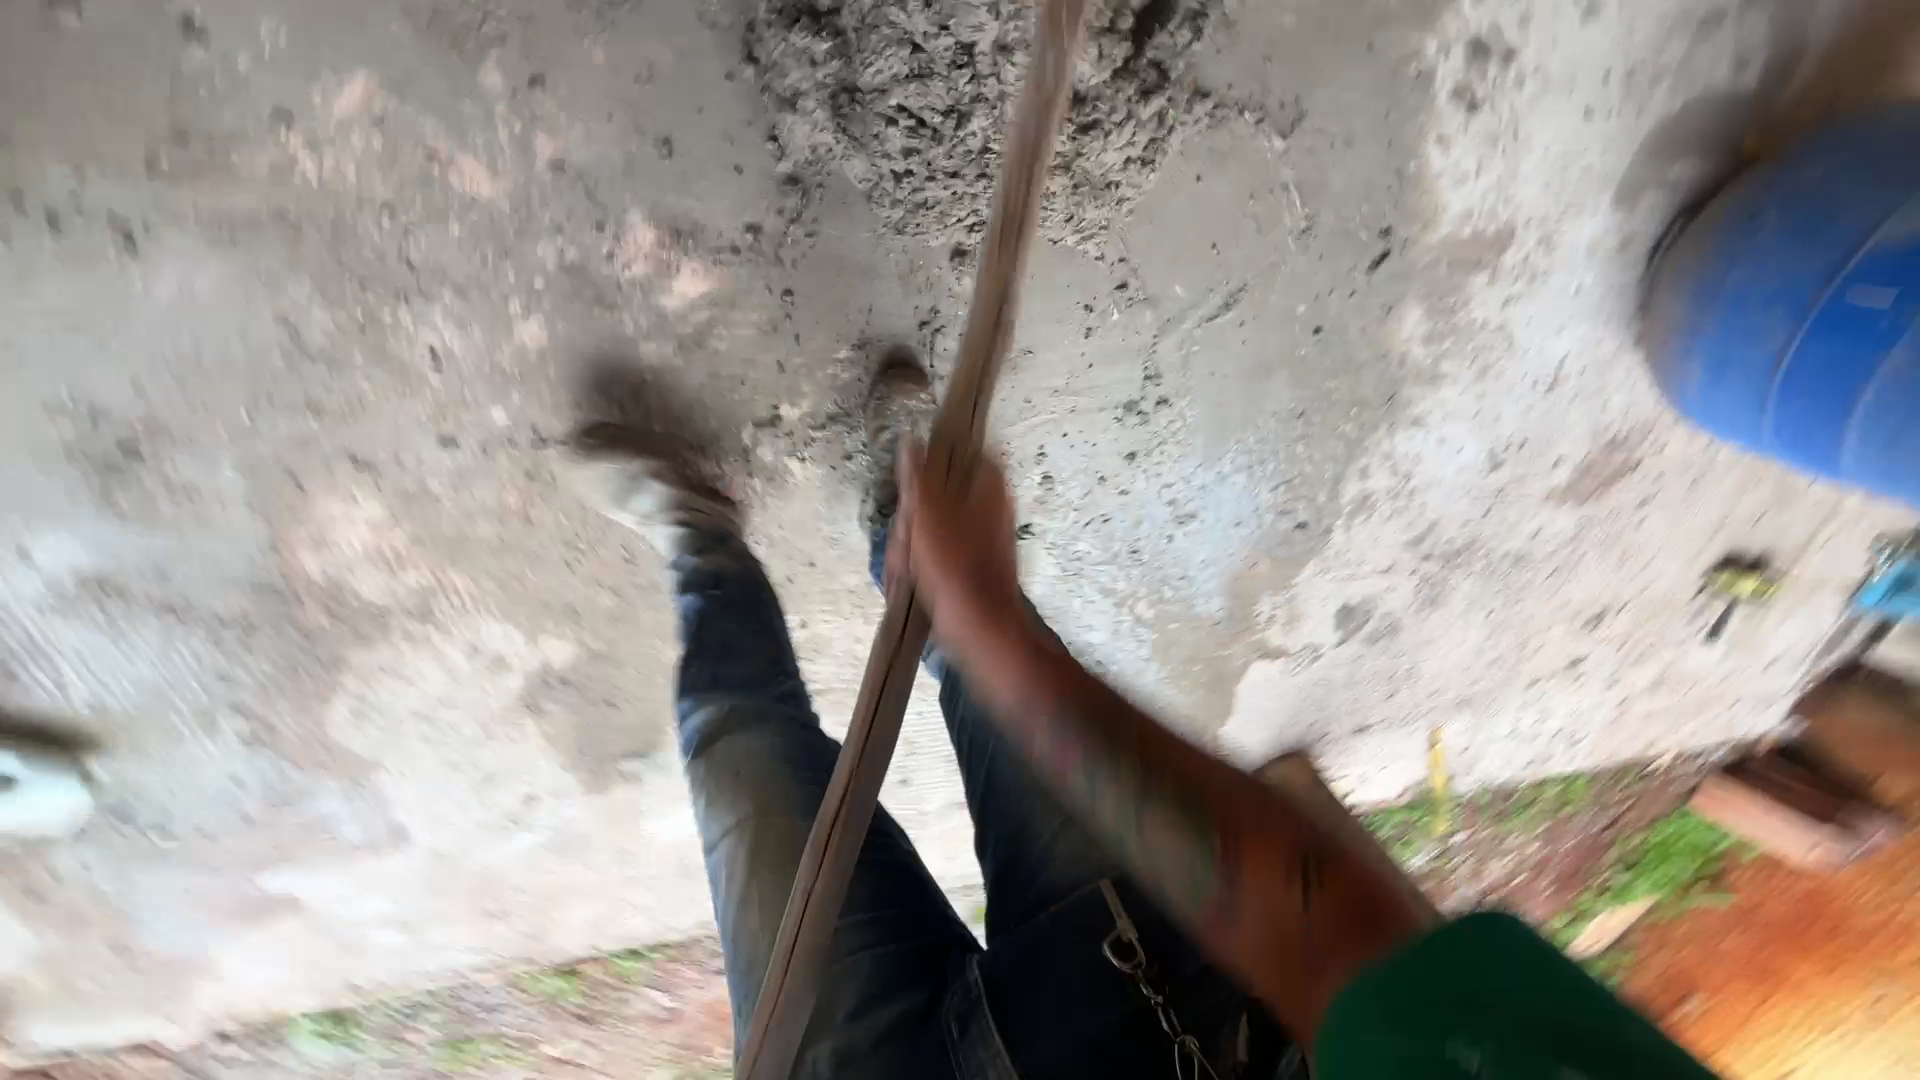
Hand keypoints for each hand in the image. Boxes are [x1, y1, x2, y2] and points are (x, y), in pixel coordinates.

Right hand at [887, 435, 1023, 639]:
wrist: (978, 628)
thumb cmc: (953, 566)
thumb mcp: (926, 512)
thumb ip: (917, 474)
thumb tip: (910, 439)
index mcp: (988, 484)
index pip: (952, 457)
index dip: (924, 472)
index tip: (909, 492)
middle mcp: (990, 507)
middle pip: (936, 498)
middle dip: (912, 521)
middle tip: (906, 542)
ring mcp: (981, 540)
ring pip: (930, 531)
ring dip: (909, 550)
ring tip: (906, 570)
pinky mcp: (971, 568)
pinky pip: (935, 558)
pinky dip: (919, 570)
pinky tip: (910, 584)